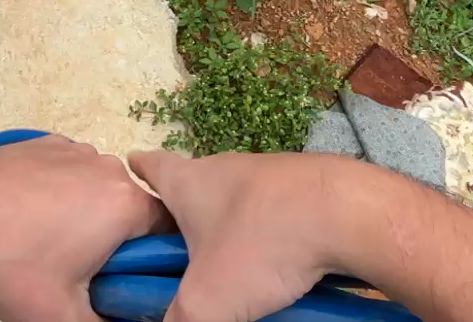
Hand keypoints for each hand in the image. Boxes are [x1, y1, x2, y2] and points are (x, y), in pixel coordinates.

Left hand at [0, 135, 165, 321]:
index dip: (152, 256)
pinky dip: (59, 192)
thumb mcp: (62, 317)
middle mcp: (106, 166)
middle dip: (114, 238)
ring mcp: (73, 148)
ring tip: (48, 244)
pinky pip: (69, 170)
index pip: (166, 227)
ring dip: (87, 214)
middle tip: (83, 270)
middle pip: (129, 207)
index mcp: (123, 203)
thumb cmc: (9, 266)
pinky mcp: (44, 142)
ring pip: (97, 187)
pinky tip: (26, 217)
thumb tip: (122, 320)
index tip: (128, 277)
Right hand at [128, 151, 386, 321]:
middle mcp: (222, 168)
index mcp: (189, 182)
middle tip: (172, 248)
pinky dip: (260, 235)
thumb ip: (177, 320)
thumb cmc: (260, 243)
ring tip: (222, 267)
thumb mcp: (207, 300)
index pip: (151, 166)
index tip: (129, 169)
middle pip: (191, 185)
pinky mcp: (297, 189)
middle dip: (181, 213)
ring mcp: (263, 174)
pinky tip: (270, 266)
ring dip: (222, 227)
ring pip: (230, 200)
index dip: (138, 171)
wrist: (343, 212)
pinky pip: (266, 212)